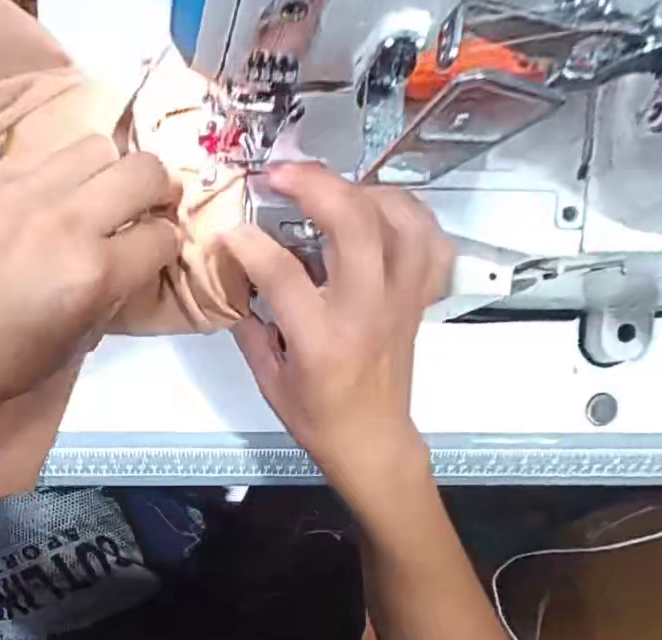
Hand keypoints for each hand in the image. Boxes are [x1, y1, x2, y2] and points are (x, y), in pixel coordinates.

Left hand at [0, 136, 183, 450]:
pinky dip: (64, 174)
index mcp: (96, 274)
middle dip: (160, 189)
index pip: (161, 235)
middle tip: (152, 205)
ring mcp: (25, 193)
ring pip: (97, 147)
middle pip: (142, 171)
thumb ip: (123, 282)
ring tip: (101, 197)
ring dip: (112, 172)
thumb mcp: (91, 329)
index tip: (161, 246)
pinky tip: (55, 201)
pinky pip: (49, 154)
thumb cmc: (25, 356)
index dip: (169, 242)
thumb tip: (145, 246)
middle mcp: (68, 224)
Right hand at [222, 164, 452, 488]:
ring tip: (333, 189)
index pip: (282, 273)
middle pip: (354, 224)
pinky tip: (382, 214)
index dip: (249, 242)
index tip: (230, 230)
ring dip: (364, 190)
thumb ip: (249, 326)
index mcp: (322, 341)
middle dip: (313, 183)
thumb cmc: (319, 420)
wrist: (373, 442)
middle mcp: (367, 312)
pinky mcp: (418, 300)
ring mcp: (400, 301)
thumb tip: (236, 276)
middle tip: (280, 174)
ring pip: (402, 219)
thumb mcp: (270, 381)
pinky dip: (411, 216)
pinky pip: (431, 242)